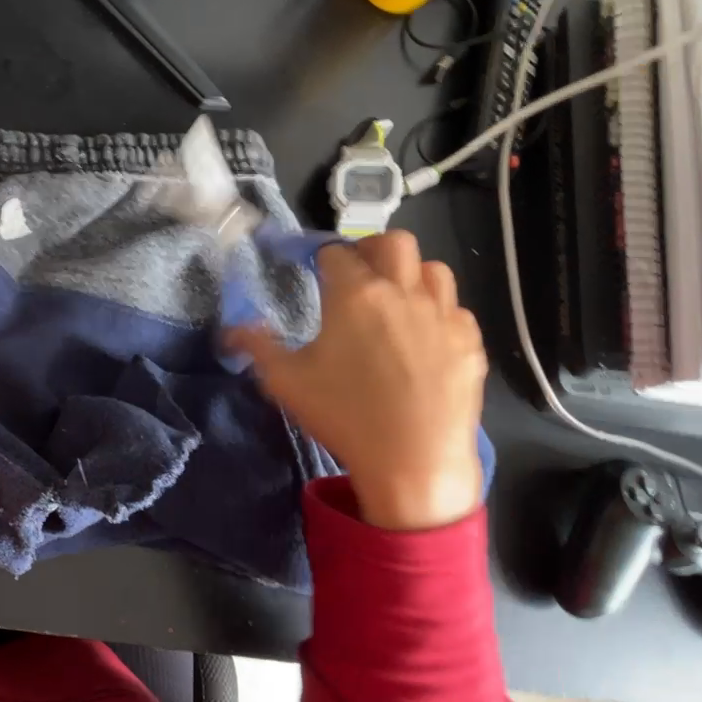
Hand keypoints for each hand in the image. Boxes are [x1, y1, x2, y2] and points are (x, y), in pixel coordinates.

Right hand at [225, 230, 485, 530]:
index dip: (320, 256)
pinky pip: (454, 307)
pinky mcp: (469, 340)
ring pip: (431, 268)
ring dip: (408, 273)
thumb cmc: (343, 415)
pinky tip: (420, 336)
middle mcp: (402, 293)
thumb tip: (232, 330)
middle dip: (370, 248)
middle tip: (355, 272)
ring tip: (392, 297)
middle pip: (393, 242)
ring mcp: (443, 315)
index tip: (311, 268)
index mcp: (355, 296)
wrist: (414, 459)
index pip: (336, 253)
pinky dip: (435, 310)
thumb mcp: (284, 382)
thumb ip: (257, 347)